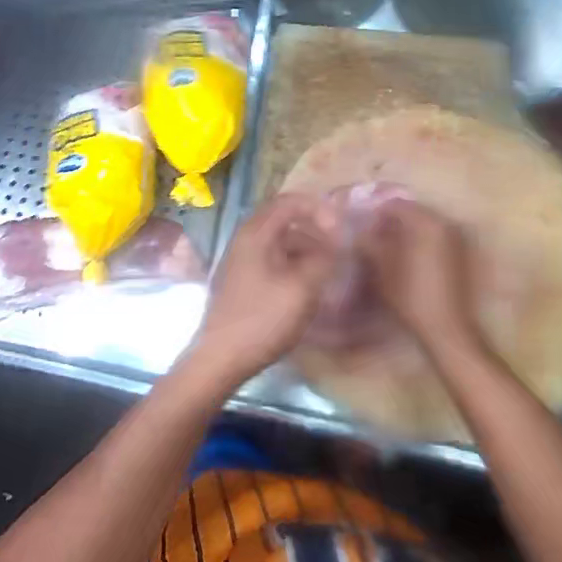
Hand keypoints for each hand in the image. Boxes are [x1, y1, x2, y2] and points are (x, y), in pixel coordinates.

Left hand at [187, 193, 335, 383]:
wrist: (220, 359)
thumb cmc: (262, 319)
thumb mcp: (303, 287)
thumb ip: (324, 258)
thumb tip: (337, 241)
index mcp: (256, 234)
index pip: (290, 201)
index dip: (320, 208)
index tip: (341, 229)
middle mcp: (245, 241)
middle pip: (284, 219)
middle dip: (315, 227)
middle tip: (338, 245)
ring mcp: (241, 262)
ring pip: (280, 242)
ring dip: (307, 247)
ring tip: (329, 267)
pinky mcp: (243, 282)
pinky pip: (274, 260)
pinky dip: (295, 263)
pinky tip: (309, 285)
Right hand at [359, 198, 483, 355]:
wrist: (446, 327)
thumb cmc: (411, 296)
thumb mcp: (383, 269)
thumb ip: (370, 243)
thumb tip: (359, 230)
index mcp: (427, 223)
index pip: (396, 204)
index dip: (376, 212)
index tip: (360, 223)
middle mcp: (446, 224)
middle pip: (412, 213)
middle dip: (391, 221)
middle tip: (371, 235)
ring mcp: (457, 239)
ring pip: (424, 226)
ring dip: (405, 232)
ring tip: (385, 248)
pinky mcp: (460, 255)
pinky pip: (435, 239)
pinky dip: (419, 243)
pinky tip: (405, 259)